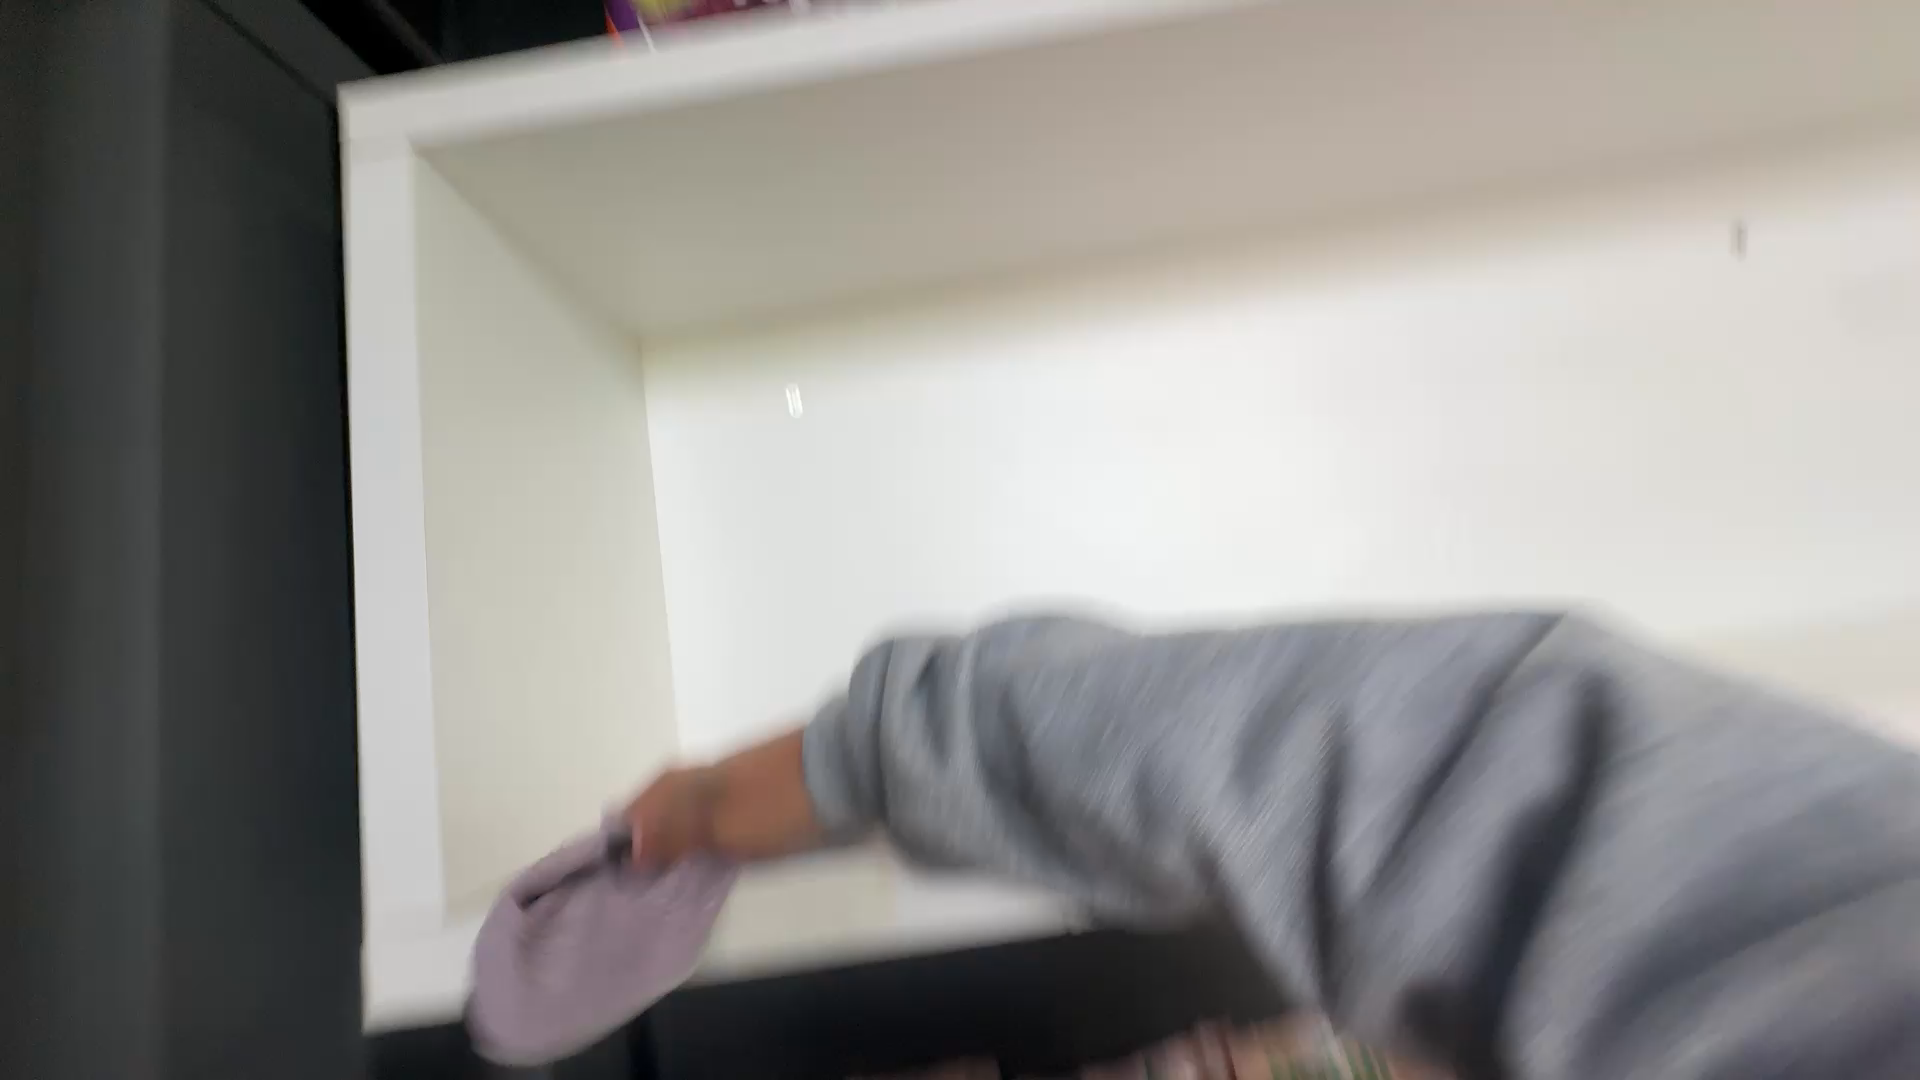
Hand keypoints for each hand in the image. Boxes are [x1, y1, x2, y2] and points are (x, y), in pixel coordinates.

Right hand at [624, 729, 822, 864]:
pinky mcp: (763, 778)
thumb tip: (628, 847)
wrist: (845, 765)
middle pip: (662, 803)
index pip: (639, 806)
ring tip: (673, 868)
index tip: (616, 877)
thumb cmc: (779, 801)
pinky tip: (715, 843)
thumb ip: (678, 835)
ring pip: (690, 802)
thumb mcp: (725, 826)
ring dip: (677, 831)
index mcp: (688, 778)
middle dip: (647, 836)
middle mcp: (705, 769)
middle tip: (641, 879)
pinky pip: (717, 803)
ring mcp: (737, 771)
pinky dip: (706, 825)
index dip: (624, 839)